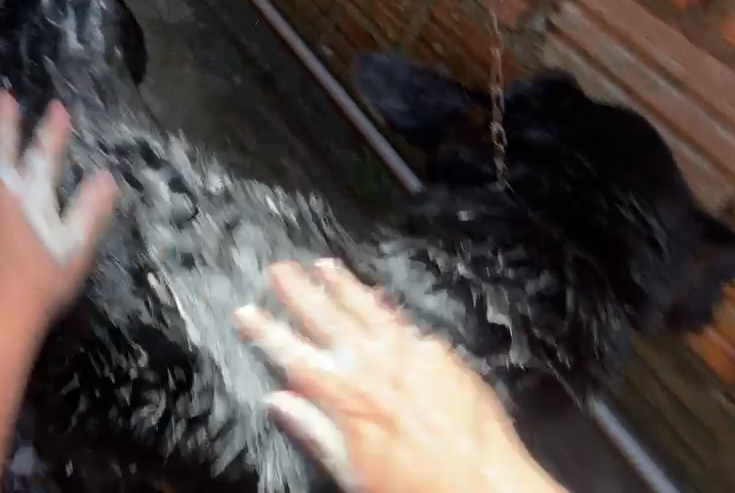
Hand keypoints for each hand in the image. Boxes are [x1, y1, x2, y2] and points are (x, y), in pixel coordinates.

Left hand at [0, 90, 119, 341]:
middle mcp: (1, 194)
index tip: (59, 106)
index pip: (45, 153)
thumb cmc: (43, 282)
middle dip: (5, 121)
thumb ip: (91, 210)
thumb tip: (107, 177)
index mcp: (31, 195)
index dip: (53, 129)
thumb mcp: (76, 248)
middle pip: (3, 149)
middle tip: (3, 96)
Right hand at [235, 261, 560, 492]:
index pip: (291, 353)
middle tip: (279, 267)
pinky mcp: (439, 354)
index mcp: (343, 393)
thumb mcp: (354, 473)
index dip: (264, 330)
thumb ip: (314, 430)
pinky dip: (385, 305)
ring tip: (324, 264)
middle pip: (325, 317)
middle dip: (298, 290)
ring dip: (341, 284)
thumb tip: (276, 400)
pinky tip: (378, 294)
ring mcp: (406, 352)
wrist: (492, 489)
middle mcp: (369, 363)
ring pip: (364, 307)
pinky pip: (403, 320)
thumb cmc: (415, 489)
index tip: (243, 309)